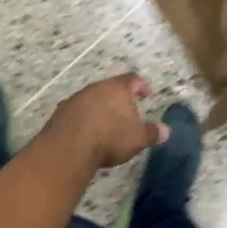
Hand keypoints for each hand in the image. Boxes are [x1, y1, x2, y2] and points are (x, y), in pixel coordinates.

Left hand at [37, 74, 166, 170]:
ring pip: (91, 100)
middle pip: (110, 89)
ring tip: (106, 125)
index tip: (147, 94)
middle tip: (126, 113)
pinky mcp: (60, 114)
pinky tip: (87, 134)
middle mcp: (95, 88)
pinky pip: (77, 113)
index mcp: (117, 89)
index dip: (141, 86)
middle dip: (118, 100)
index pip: (132, 79)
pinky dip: (84, 120)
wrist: (68, 148)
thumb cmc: (109, 138)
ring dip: (99, 109)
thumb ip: (152, 133)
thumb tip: (166, 130)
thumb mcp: (138, 138)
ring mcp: (75, 99)